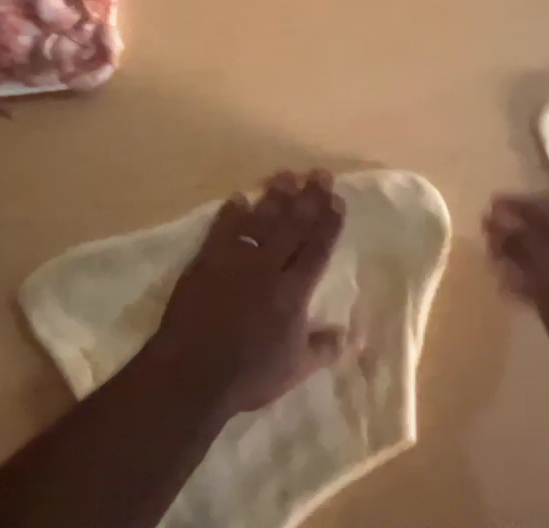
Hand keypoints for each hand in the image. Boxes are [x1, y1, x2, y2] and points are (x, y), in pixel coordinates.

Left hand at [148, 170, 350, 414]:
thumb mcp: (295, 369)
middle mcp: (267, 268)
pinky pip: (222, 230)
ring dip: (274, 197)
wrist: (192, 370)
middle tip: (320, 173)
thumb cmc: (248, 374)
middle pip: (292, 226)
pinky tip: (239, 197)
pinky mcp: (205, 261)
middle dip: (308, 198)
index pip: (316, 249)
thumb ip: (325, 348)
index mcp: (293, 292)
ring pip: (260, 221)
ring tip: (286, 175)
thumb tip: (356, 334)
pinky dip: (231, 213)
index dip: (328, 223)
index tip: (337, 199)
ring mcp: (235, 261)